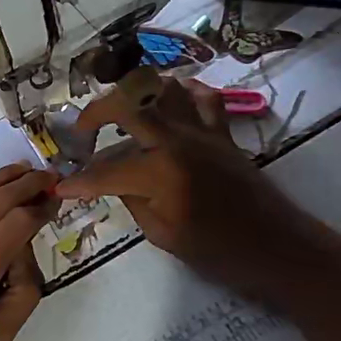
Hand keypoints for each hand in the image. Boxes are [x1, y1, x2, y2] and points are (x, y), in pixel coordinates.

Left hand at [0, 164, 57, 340]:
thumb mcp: (0, 335)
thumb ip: (25, 292)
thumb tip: (24, 252)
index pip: (20, 221)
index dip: (43, 208)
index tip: (55, 203)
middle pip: (0, 197)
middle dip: (29, 184)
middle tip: (48, 178)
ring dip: (0, 176)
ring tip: (21, 169)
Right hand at [55, 78, 340, 325]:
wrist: (277, 247)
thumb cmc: (219, 252)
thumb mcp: (164, 236)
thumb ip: (134, 202)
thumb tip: (117, 182)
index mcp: (160, 172)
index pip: (106, 171)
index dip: (80, 181)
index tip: (63, 187)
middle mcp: (178, 141)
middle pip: (127, 103)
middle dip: (96, 112)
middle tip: (84, 131)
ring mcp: (203, 131)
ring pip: (164, 88)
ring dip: (136, 95)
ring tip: (122, 113)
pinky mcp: (223, 132)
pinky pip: (203, 97)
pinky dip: (184, 93)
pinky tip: (170, 103)